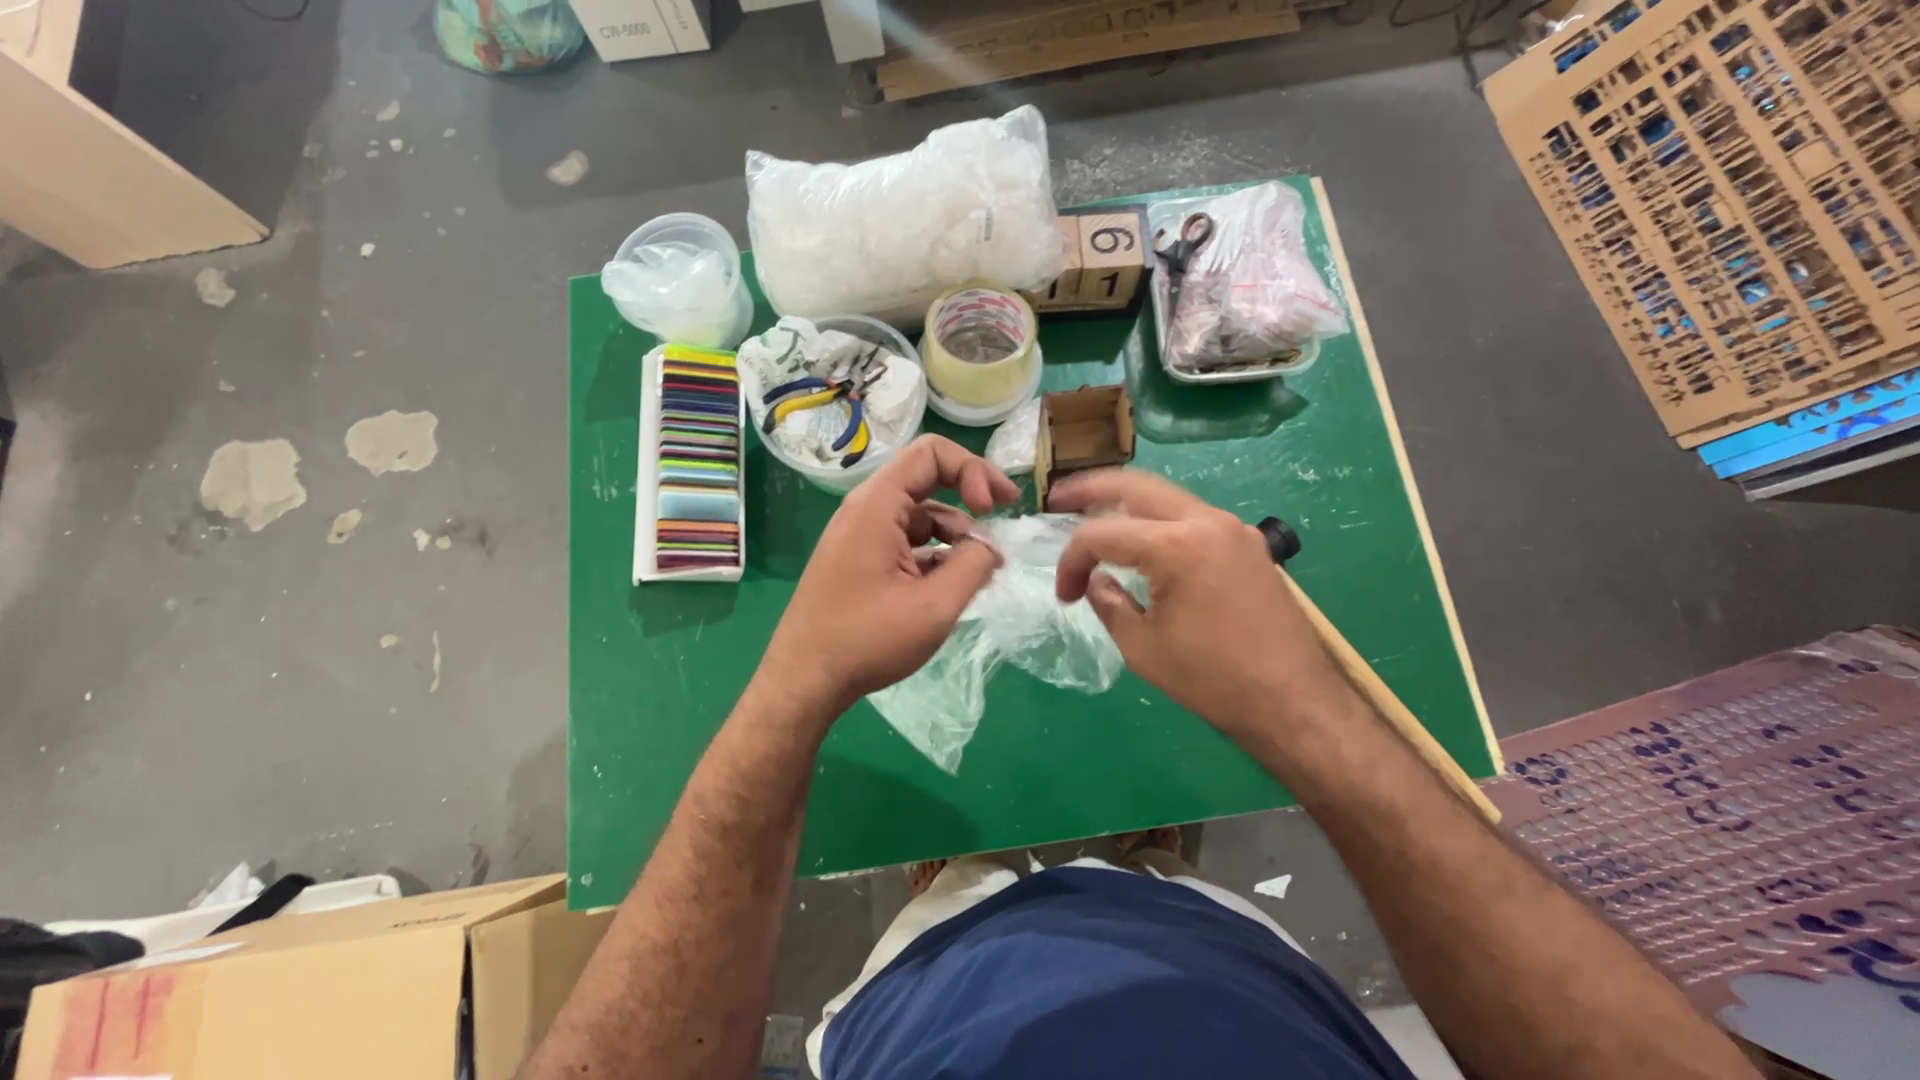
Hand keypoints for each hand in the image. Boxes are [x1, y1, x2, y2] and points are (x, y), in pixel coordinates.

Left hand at [758, 435, 1019, 716]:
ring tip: (980, 573)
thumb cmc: (866, 641)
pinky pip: (904, 542)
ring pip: (919, 516)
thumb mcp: (934, 605)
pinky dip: (934, 555)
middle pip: (927, 480)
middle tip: (1004, 525)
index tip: (997, 508)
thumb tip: (991, 546)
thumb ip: (973, 565)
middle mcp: (864, 511)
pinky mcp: (857, 562)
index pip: (932, 453)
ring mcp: (858, 537)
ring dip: (955, 535)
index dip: (974, 470)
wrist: (804, 681)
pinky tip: (951, 586)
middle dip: (971, 499)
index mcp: (876, 506)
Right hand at [1050, 468, 1344, 735]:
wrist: (1294, 701)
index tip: (1065, 595)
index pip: (1104, 534)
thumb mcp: (1143, 649)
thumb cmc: (1213, 681)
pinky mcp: (1249, 546)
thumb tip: (1097, 580)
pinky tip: (1142, 539)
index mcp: (1178, 546)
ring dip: (1128, 503)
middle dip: (1092, 490)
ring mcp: (1234, 530)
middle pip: (1137, 486)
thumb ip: (1110, 604)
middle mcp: (1208, 522)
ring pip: (1168, 497)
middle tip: (1058, 499)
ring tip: (1095, 514)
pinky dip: (1160, 520)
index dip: (1072, 560)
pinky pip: (1193, 518)